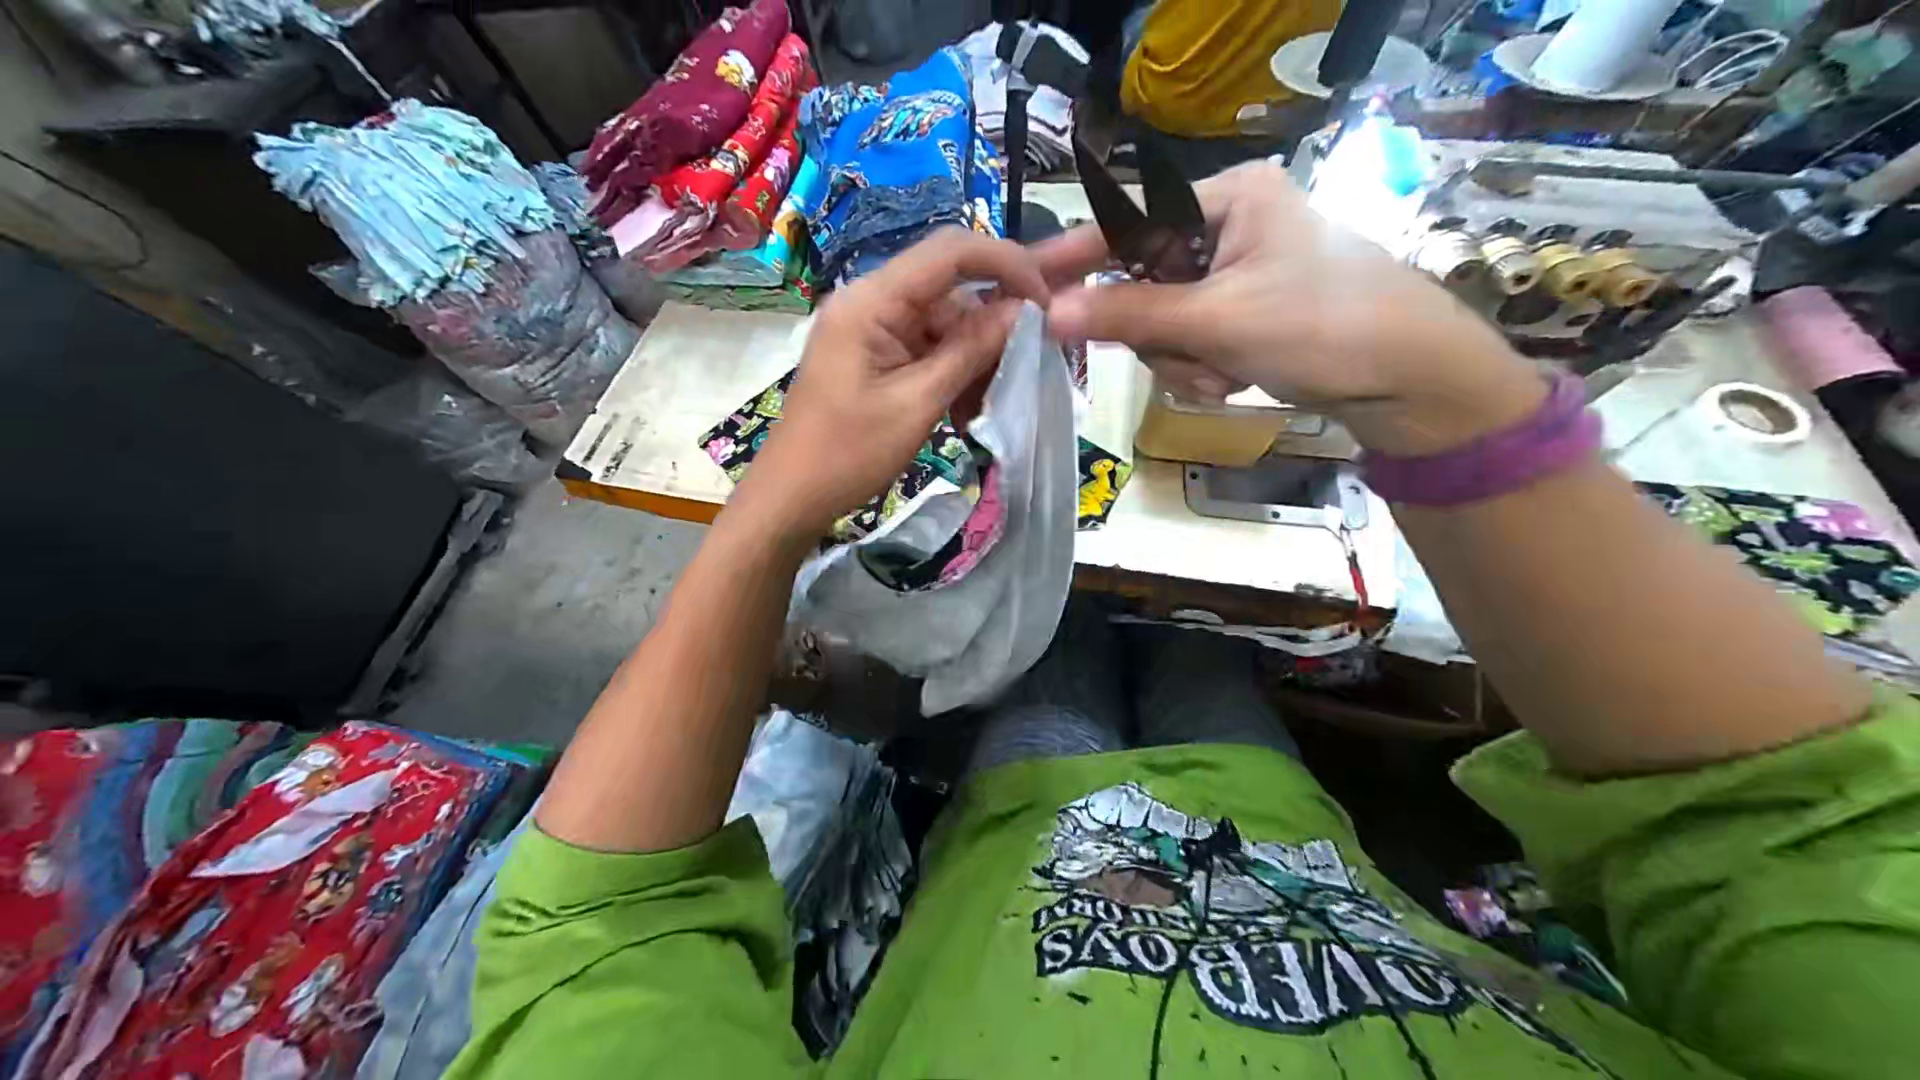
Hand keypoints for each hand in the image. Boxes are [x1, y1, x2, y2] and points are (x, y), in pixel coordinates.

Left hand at [730, 228, 1046, 540]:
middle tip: (1023, 370)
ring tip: (983, 409)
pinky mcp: (875, 354)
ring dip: (974, 362)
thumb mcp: (917, 404)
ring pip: (944, 324)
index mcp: (871, 301)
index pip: (950, 252)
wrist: (792, 496)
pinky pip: (927, 349)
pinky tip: (963, 414)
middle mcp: (870, 301)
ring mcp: (871, 328)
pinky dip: (952, 376)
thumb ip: (970, 351)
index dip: (1006, 264)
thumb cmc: (848, 455)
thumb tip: (1023, 310)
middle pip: (950, 291)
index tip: (1046, 302)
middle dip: (992, 328)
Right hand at [1034, 160, 1546, 455]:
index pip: (1131, 224)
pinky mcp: (1243, 314)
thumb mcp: (1216, 320)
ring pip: (1163, 324)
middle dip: (1161, 335)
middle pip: (1144, 284)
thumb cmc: (1321, 326)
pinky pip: (1188, 343)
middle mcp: (1228, 227)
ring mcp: (1235, 274)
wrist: (1410, 380)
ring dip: (1183, 361)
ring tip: (1226, 375)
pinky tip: (1236, 379)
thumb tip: (1051, 313)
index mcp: (1229, 198)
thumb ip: (1128, 316)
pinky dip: (1200, 370)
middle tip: (1194, 359)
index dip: (1078, 255)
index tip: (1029, 279)